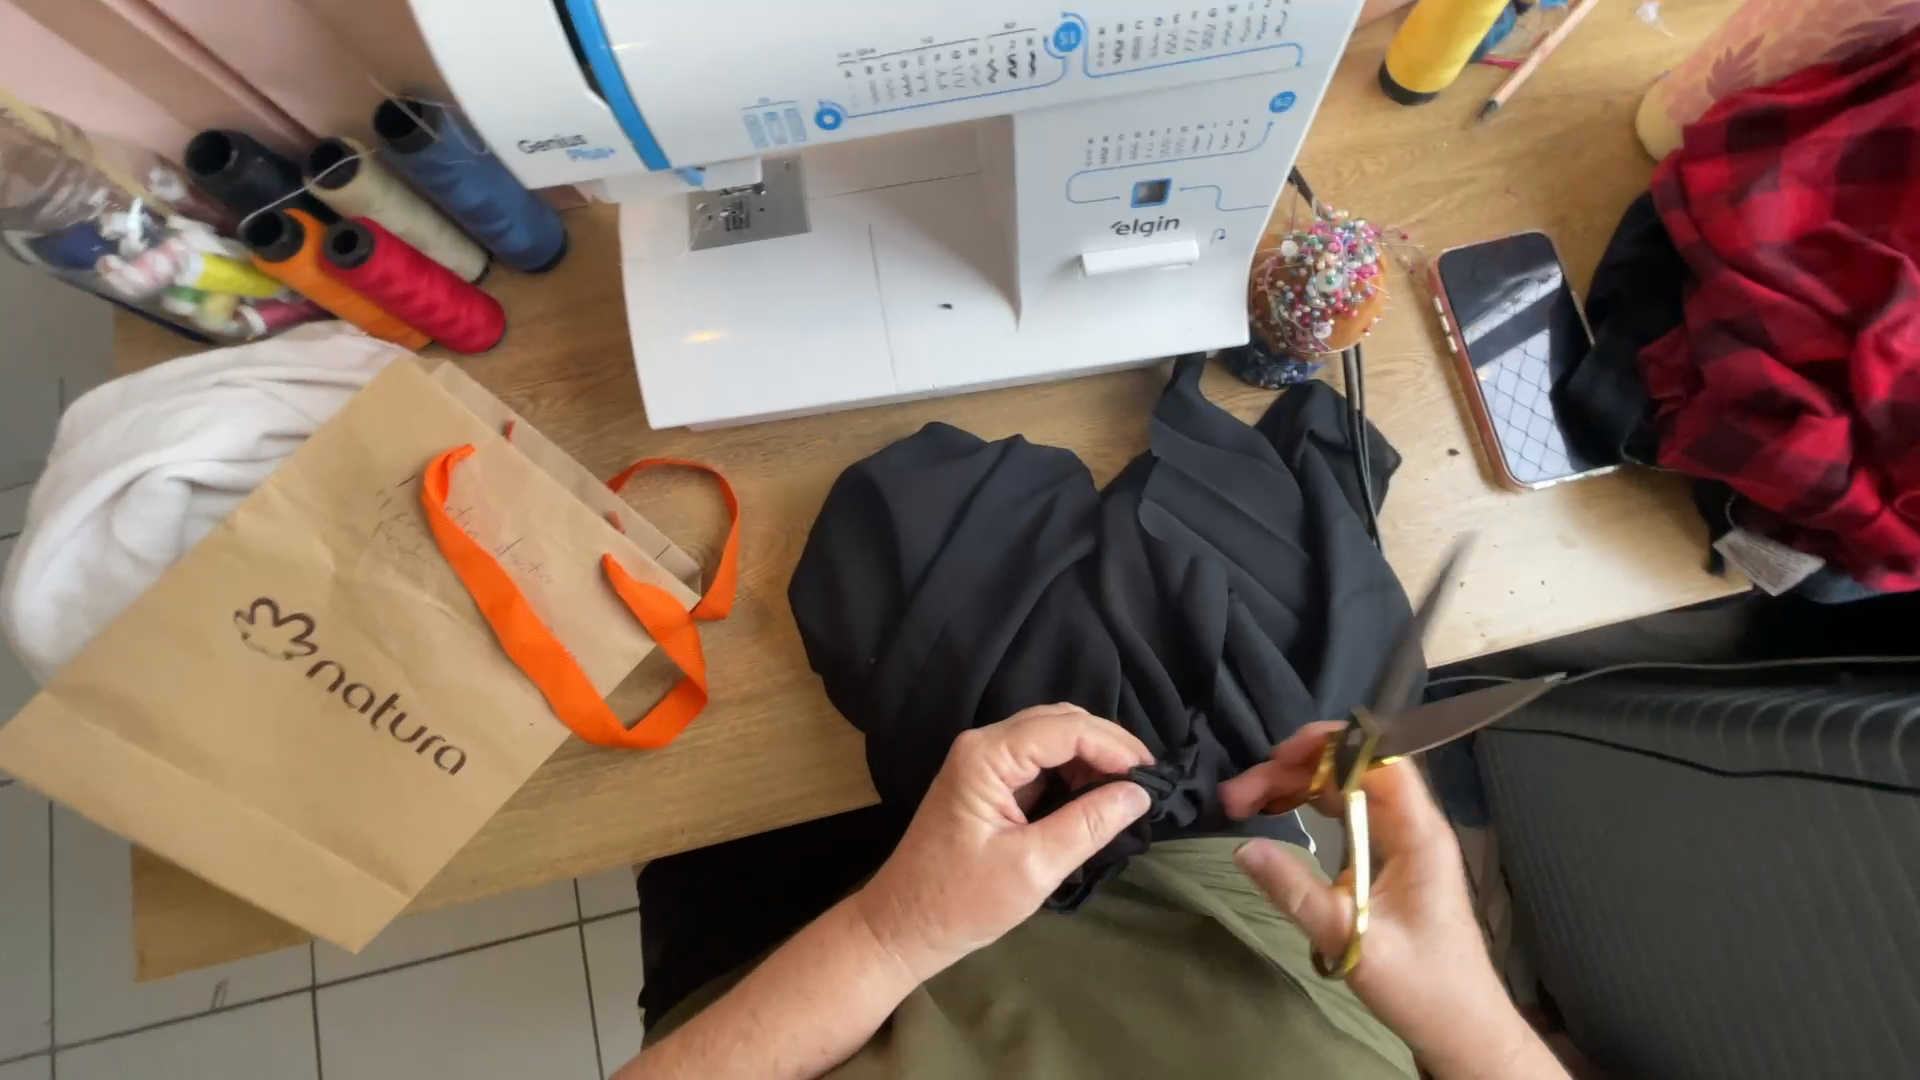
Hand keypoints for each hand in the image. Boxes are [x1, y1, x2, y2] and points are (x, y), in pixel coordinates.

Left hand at [852, 704, 1153, 982]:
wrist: (904, 923)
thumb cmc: (962, 901)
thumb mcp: (1033, 868)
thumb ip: (1087, 825)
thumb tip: (1139, 793)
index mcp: (987, 755)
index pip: (1064, 728)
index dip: (1112, 744)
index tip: (1149, 776)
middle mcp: (983, 743)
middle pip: (1058, 721)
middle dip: (1106, 744)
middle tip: (1146, 779)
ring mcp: (983, 758)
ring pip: (1051, 735)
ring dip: (1091, 755)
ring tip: (1127, 788)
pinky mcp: (988, 778)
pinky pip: (1039, 757)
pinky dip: (1072, 768)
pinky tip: (1095, 792)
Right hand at [1220, 726, 1549, 1076]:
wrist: (1464, 1032)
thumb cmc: (1424, 989)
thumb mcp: (1353, 941)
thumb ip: (1297, 893)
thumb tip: (1243, 848)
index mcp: (1418, 835)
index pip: (1381, 760)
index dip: (1332, 745)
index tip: (1280, 755)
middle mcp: (1409, 825)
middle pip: (1347, 769)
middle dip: (1290, 771)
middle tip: (1239, 795)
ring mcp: (1396, 838)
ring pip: (1339, 786)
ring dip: (1291, 784)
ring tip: (1243, 801)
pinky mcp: (1383, 853)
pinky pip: (1341, 808)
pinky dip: (1303, 802)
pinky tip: (1273, 811)